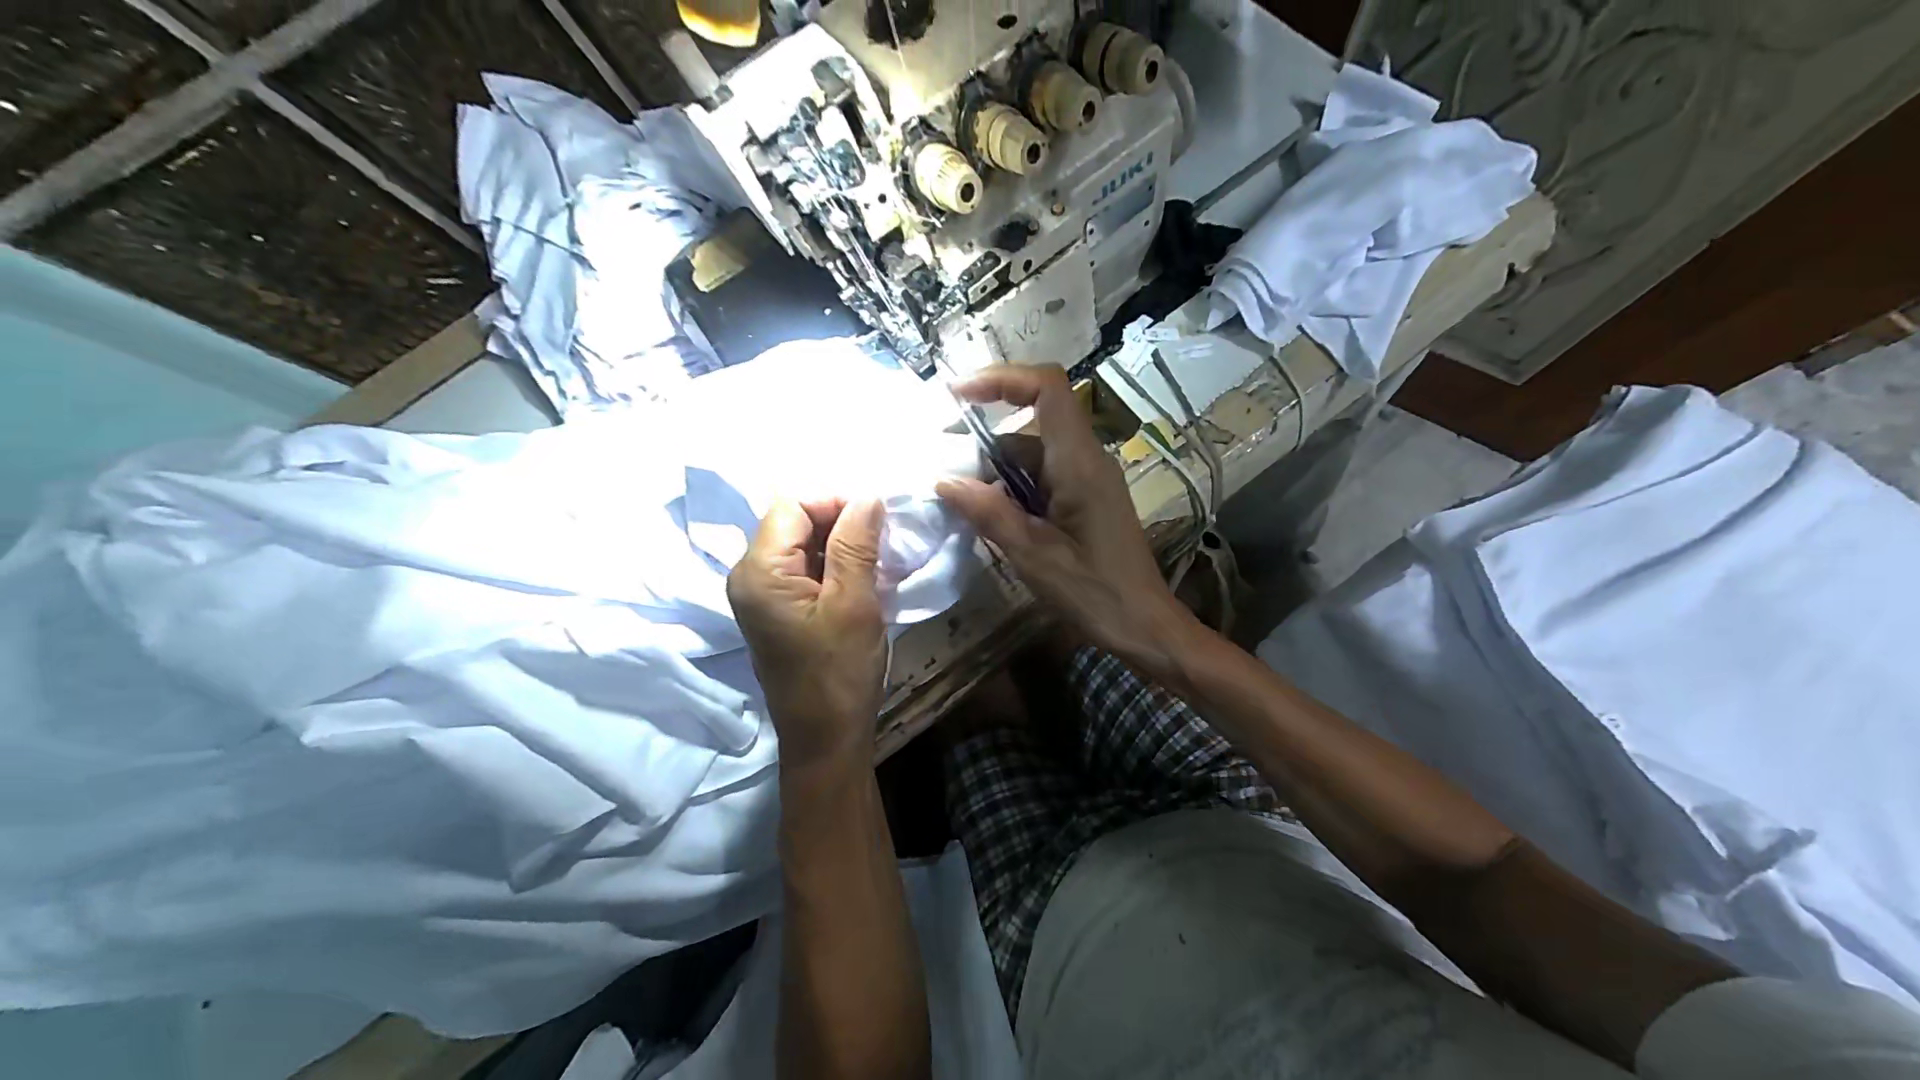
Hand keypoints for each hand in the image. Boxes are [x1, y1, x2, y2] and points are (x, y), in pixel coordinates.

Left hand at [727, 497, 887, 768]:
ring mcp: (761, 594)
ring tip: (876, 557)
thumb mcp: (854, 603)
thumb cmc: (839, 673)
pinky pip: (803, 569)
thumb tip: (867, 496)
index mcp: (758, 571)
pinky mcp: (777, 609)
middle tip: (881, 539)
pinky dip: (832, 564)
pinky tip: (861, 576)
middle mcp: (749, 576)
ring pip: (801, 544)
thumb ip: (856, 544)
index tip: (876, 519)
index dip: (834, 501)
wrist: (825, 738)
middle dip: (838, 521)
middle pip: (792, 521)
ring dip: (839, 543)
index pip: (791, 505)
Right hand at [935, 365, 1197, 671]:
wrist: (1144, 625)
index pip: (1047, 388)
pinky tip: (994, 521)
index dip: (1002, 378)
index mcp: (1079, 463)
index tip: (957, 394)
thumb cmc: (1095, 592)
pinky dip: (1013, 490)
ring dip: (996, 473)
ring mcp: (1088, 479)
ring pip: (1033, 455)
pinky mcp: (1086, 499)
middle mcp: (1086, 460)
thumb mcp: (1034, 555)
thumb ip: (989, 513)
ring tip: (964, 507)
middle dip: (985, 442)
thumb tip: (944, 480)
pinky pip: (1043, 478)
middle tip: (946, 473)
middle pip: (1031, 425)